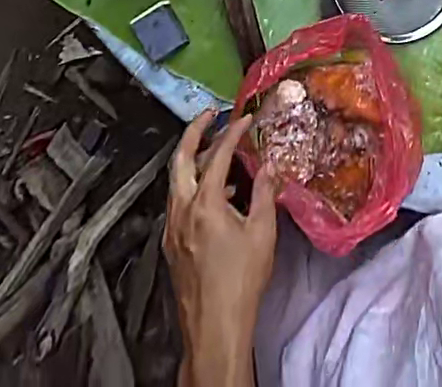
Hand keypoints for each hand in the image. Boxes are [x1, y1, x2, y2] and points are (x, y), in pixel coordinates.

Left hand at [165, 111, 275, 386]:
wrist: (214, 327)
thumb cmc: (241, 281)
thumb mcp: (262, 234)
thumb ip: (264, 194)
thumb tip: (270, 167)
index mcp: (205, 204)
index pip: (217, 155)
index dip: (232, 133)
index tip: (245, 118)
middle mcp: (182, 209)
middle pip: (180, 158)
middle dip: (194, 131)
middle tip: (210, 115)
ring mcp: (172, 226)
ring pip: (176, 179)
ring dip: (192, 158)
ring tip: (214, 149)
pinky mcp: (171, 242)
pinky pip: (179, 201)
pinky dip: (193, 185)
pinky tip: (216, 193)